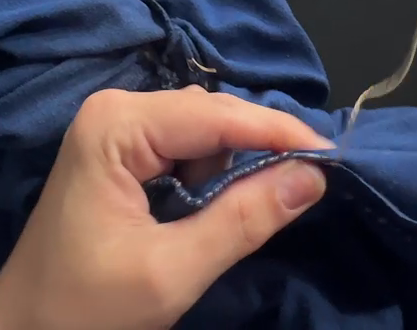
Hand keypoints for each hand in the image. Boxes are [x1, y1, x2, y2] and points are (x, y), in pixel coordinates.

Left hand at [0, 87, 330, 329]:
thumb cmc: (84, 313)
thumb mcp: (170, 274)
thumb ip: (242, 221)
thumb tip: (314, 177)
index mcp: (117, 124)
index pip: (215, 114)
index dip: (276, 131)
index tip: (332, 155)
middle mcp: (117, 107)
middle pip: (210, 113)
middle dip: (257, 146)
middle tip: (309, 180)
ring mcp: (116, 124)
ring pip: (203, 128)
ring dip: (235, 162)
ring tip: (258, 202)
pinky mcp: (121, 147)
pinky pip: (185, 145)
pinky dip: (212, 172)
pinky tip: (219, 203)